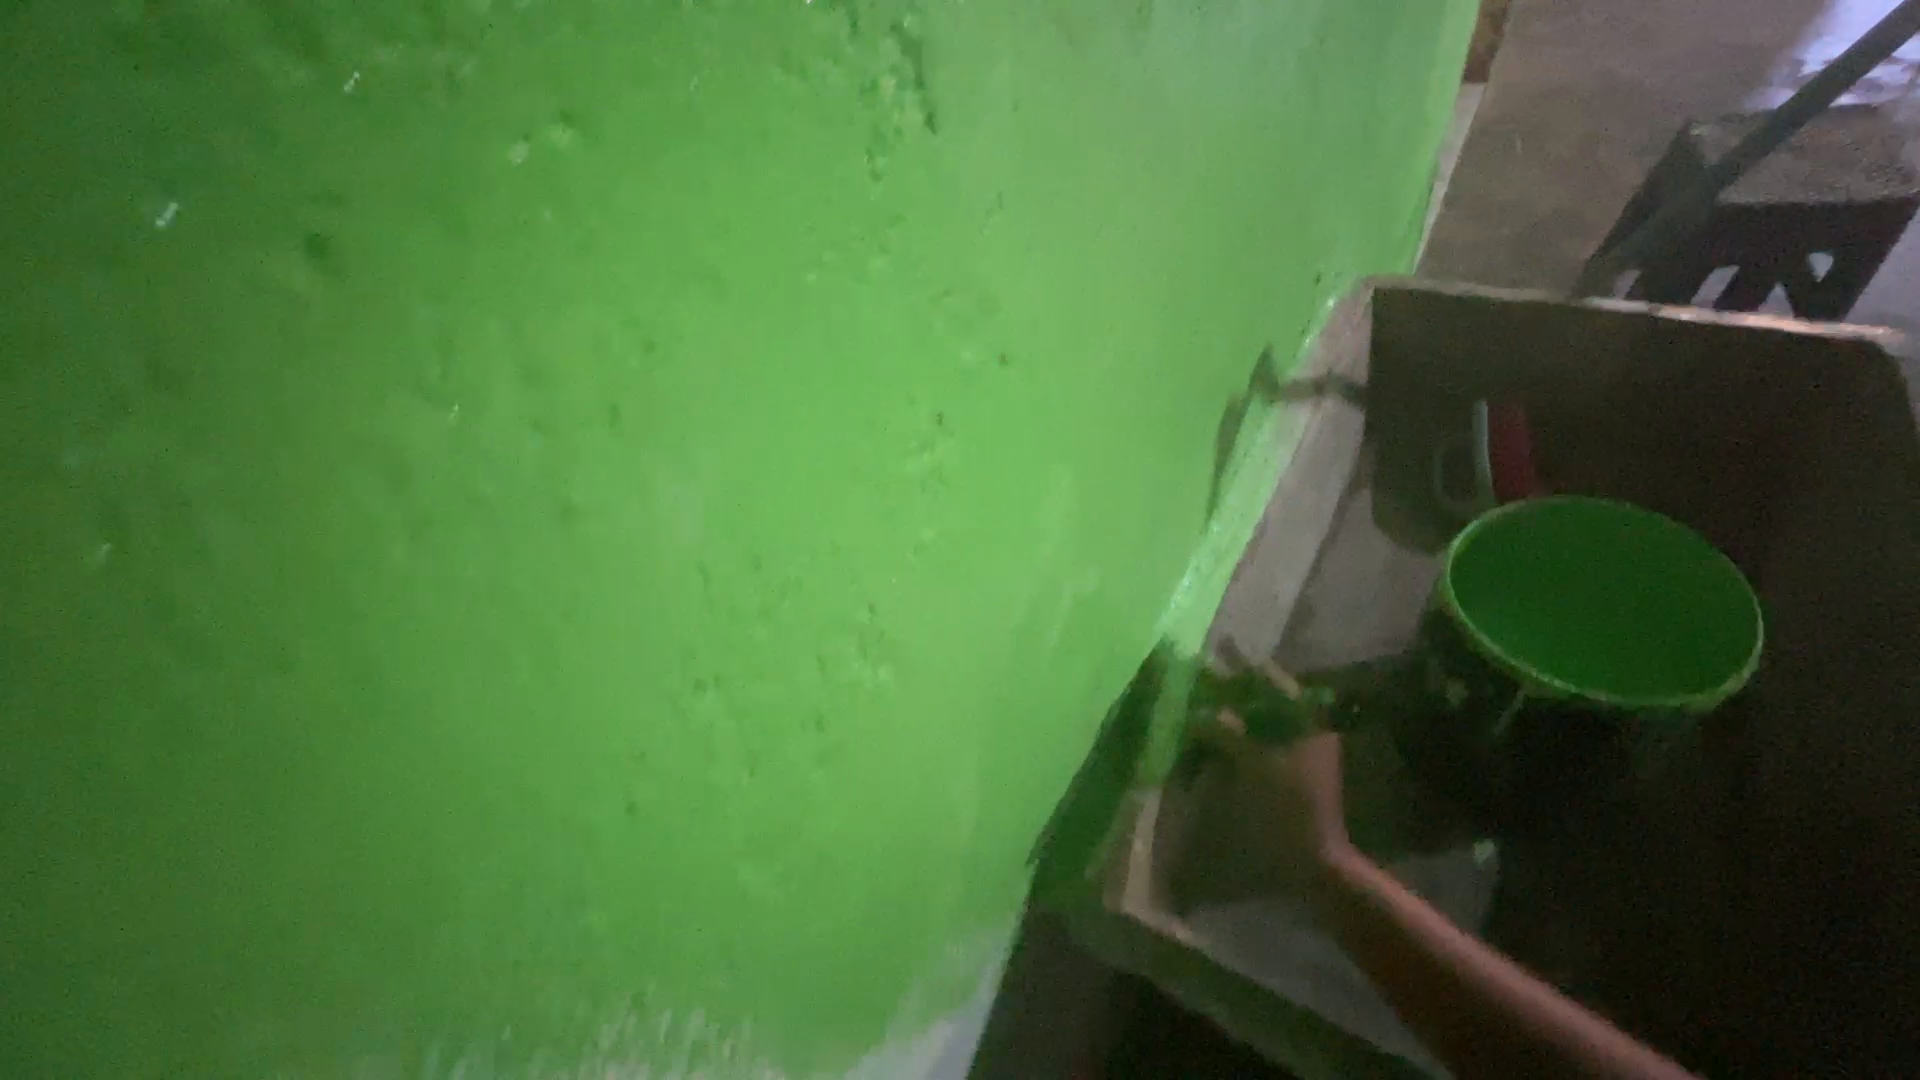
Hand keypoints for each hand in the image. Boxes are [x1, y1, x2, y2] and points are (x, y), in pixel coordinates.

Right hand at [1173, 649, 1357, 909]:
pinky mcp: (1291, 772)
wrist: (1317, 863)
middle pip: (1267, 696)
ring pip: (1263, 719)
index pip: (1272, 679)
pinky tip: (1215, 735)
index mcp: (1305, 721)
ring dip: (1235, 710)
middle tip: (1203, 673)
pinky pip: (1262, 741)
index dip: (1242, 663)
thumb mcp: (1254, 766)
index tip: (1217, 647)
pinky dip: (1239, 735)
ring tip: (1203, 699)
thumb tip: (1201, 713)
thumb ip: (1227, 735)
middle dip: (1235, 685)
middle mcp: (1307, 729)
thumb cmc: (1289, 809)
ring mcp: (1301, 752)